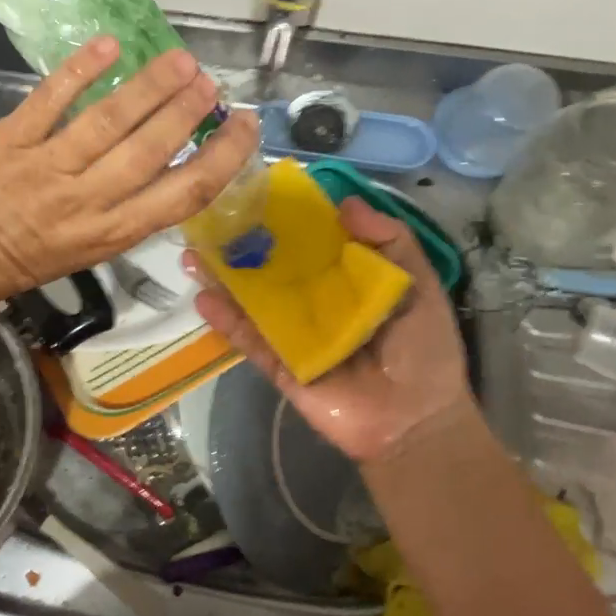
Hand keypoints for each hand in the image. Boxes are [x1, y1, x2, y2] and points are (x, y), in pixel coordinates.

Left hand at [0, 37, 258, 302]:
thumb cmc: (33, 255)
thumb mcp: (94, 246)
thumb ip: (133, 206)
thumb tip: (178, 154)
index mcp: (113, 233)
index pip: (182, 195)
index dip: (221, 158)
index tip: (244, 126)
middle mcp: (85, 201)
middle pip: (149, 150)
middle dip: (185, 113)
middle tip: (208, 82)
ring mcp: (46, 168)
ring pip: (107, 121)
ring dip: (149, 87)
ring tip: (179, 61)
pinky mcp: (10, 140)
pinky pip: (49, 100)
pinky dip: (79, 70)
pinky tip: (109, 46)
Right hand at [189, 198, 473, 464]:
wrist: (415, 420)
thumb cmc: (423, 349)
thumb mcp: (419, 285)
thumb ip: (392, 241)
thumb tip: (347, 202)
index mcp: (344, 279)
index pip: (308, 243)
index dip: (283, 221)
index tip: (254, 194)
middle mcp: (312, 302)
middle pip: (270, 269)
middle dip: (240, 246)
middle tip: (210, 221)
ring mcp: (291, 334)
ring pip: (251, 302)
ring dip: (222, 280)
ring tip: (192, 255)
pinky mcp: (278, 365)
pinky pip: (250, 340)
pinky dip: (227, 322)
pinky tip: (204, 299)